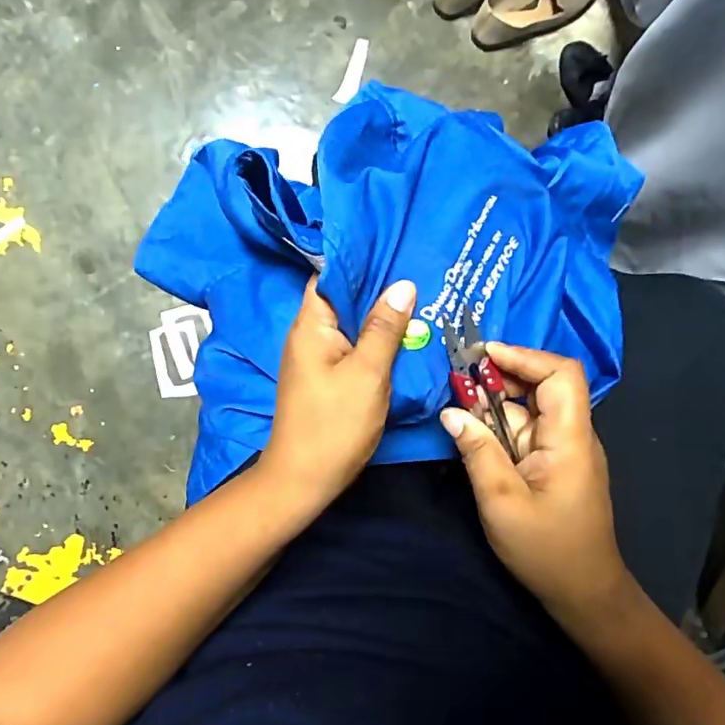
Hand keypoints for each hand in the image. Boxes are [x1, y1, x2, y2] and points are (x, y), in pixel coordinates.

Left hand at [257, 276, 416, 506]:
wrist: (305, 478)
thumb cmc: (334, 424)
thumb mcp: (367, 373)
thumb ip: (384, 328)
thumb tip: (403, 284)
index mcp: (310, 325)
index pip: (329, 276)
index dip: (359, 260)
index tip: (395, 246)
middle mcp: (308, 335)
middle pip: (342, 298)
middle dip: (377, 286)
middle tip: (419, 268)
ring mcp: (316, 357)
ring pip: (350, 323)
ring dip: (378, 313)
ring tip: (419, 294)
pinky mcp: (326, 376)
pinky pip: (351, 345)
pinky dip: (373, 337)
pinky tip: (402, 333)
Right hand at [440, 343, 632, 627]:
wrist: (584, 593)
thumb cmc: (546, 550)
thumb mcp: (501, 501)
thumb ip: (477, 452)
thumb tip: (451, 412)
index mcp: (570, 439)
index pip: (561, 375)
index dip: (524, 356)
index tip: (483, 356)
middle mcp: (572, 436)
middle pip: (542, 387)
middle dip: (499, 378)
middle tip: (457, 382)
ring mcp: (563, 450)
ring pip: (528, 411)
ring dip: (493, 405)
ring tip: (456, 408)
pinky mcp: (552, 464)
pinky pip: (524, 433)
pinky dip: (498, 427)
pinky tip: (472, 434)